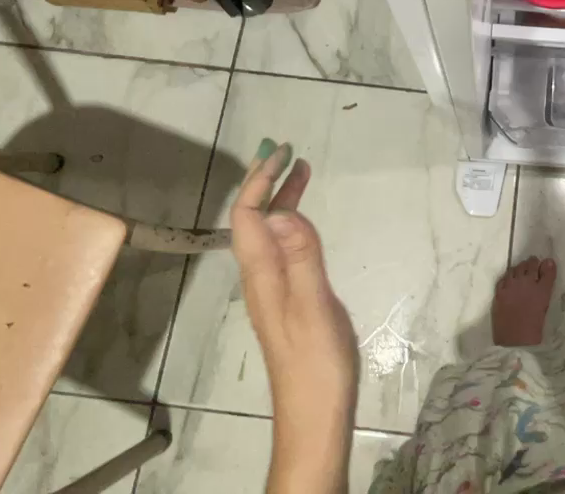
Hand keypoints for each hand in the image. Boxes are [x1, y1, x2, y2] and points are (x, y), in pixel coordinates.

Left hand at [231, 139, 356, 493]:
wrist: (315, 415)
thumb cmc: (317, 363)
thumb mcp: (313, 308)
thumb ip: (300, 258)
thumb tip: (279, 210)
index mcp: (262, 274)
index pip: (247, 216)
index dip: (260, 181)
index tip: (281, 152)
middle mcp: (262, 276)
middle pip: (253, 220)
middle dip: (266, 181)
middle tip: (288, 150)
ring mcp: (274, 288)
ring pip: (269, 231)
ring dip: (280, 197)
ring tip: (301, 170)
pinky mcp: (289, 298)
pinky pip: (284, 246)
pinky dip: (292, 221)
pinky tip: (305, 219)